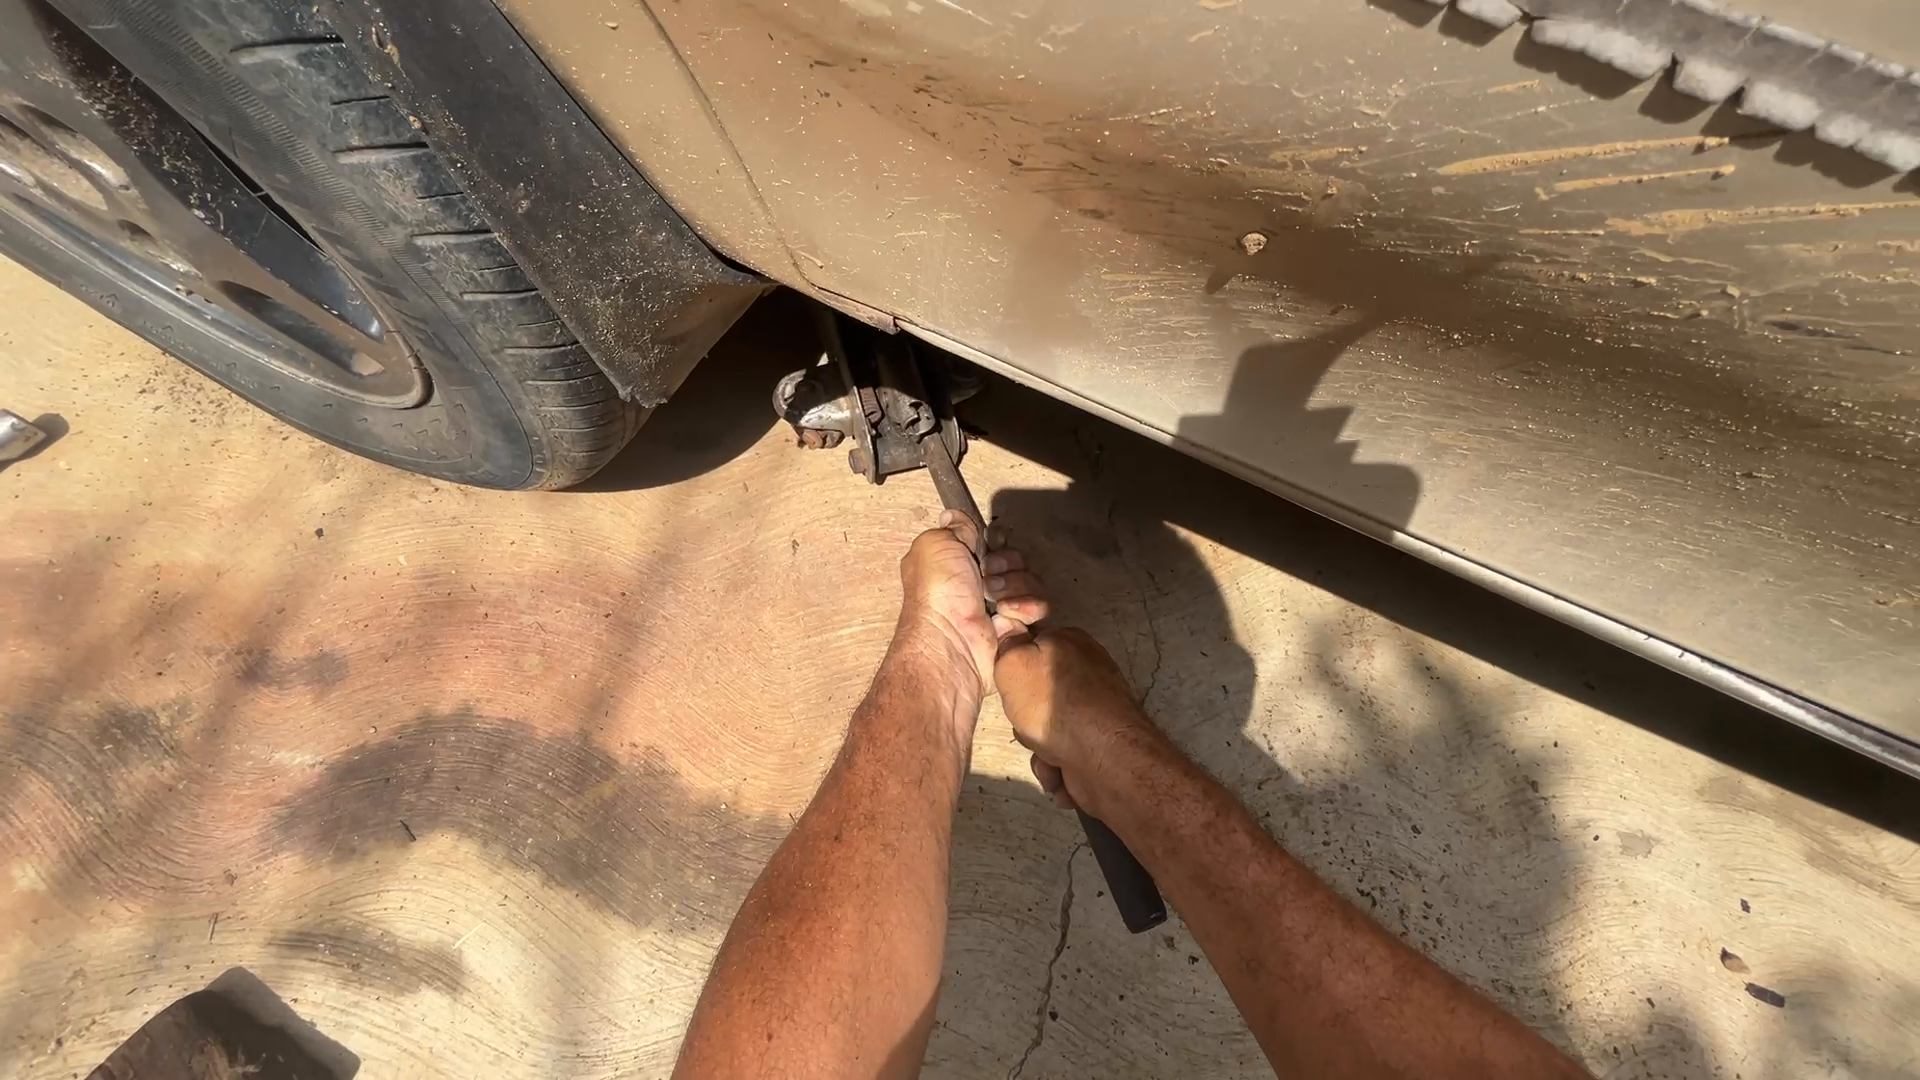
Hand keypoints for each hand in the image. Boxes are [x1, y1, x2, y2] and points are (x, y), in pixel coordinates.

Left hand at [893, 510, 1048, 701]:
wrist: (950, 642)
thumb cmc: (937, 592)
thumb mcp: (935, 545)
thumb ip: (953, 527)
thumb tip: (954, 515)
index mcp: (958, 562)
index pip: (993, 539)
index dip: (997, 538)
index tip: (992, 542)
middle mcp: (980, 582)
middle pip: (1017, 557)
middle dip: (1006, 562)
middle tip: (987, 576)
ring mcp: (1002, 605)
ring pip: (1031, 579)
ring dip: (1014, 586)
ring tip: (994, 600)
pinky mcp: (1019, 625)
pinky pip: (1040, 605)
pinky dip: (1026, 607)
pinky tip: (1007, 615)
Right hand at [995, 626, 1163, 819]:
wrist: (1103, 757)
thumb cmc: (1053, 704)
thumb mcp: (1015, 664)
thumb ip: (1008, 646)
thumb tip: (1009, 634)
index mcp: (1070, 643)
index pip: (1032, 647)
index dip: (1015, 667)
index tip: (1009, 684)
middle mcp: (1087, 674)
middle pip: (1038, 695)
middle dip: (1026, 718)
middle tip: (1026, 724)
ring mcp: (1095, 712)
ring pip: (1048, 730)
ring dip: (1039, 749)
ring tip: (1047, 755)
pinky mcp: (1100, 745)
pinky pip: (1065, 755)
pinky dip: (1056, 767)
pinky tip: (1058, 771)